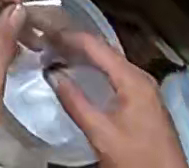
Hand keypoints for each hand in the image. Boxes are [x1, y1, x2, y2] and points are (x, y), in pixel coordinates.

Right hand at [50, 32, 186, 167]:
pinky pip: (116, 73)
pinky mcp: (146, 102)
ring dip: (84, 55)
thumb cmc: (137, 160)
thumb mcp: (101, 134)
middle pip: (103, 49)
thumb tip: (51, 72)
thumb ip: (74, 100)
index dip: (66, 36)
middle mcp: (141, 78)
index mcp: (133, 79)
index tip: (42, 34)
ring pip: (109, 60)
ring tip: (58, 54)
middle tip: (46, 42)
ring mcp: (146, 90)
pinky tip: (81, 72)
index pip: (94, 44)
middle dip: (74, 43)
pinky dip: (96, 68)